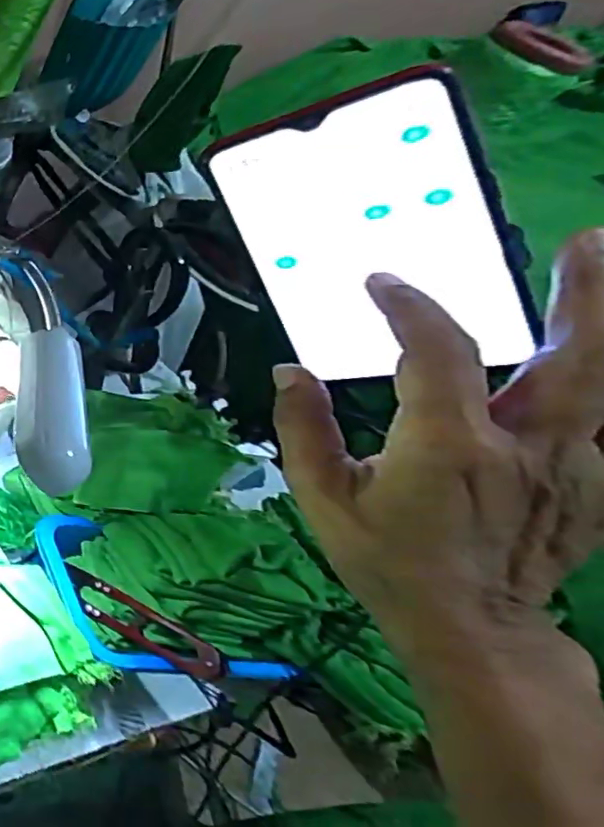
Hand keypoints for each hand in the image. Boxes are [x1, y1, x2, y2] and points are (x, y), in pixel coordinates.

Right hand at [272, 230, 603, 648]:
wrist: (471, 623)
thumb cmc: (381, 556)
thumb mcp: (319, 494)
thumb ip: (303, 427)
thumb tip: (290, 371)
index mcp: (449, 449)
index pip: (438, 357)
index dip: (411, 309)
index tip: (380, 282)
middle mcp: (526, 449)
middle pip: (573, 361)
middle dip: (584, 298)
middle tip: (585, 240)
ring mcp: (575, 467)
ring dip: (601, 325)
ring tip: (597, 269)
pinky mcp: (595, 482)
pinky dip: (598, 379)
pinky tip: (583, 351)